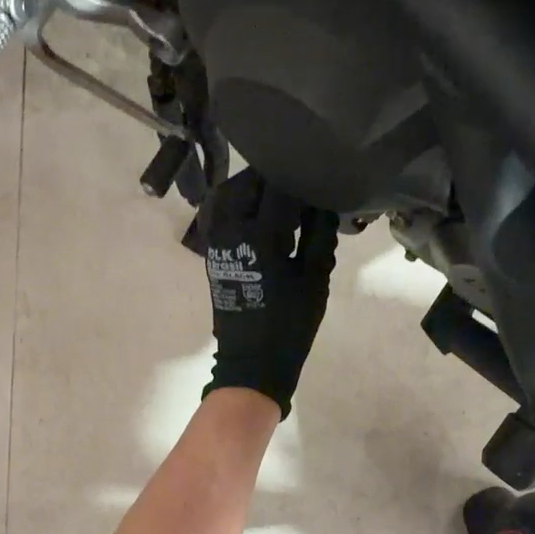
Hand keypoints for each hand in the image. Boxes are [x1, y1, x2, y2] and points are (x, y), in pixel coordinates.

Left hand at [199, 167, 337, 418]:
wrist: (252, 361)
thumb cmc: (290, 324)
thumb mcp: (315, 279)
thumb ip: (320, 233)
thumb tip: (324, 200)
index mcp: (261, 236)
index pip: (278, 187)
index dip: (298, 175)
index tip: (316, 172)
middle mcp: (231, 231)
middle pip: (247, 183)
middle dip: (272, 178)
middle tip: (297, 183)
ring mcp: (215, 241)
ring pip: (226, 194)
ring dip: (249, 188)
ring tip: (276, 197)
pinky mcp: (211, 252)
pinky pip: (218, 214)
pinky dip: (236, 204)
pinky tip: (258, 214)